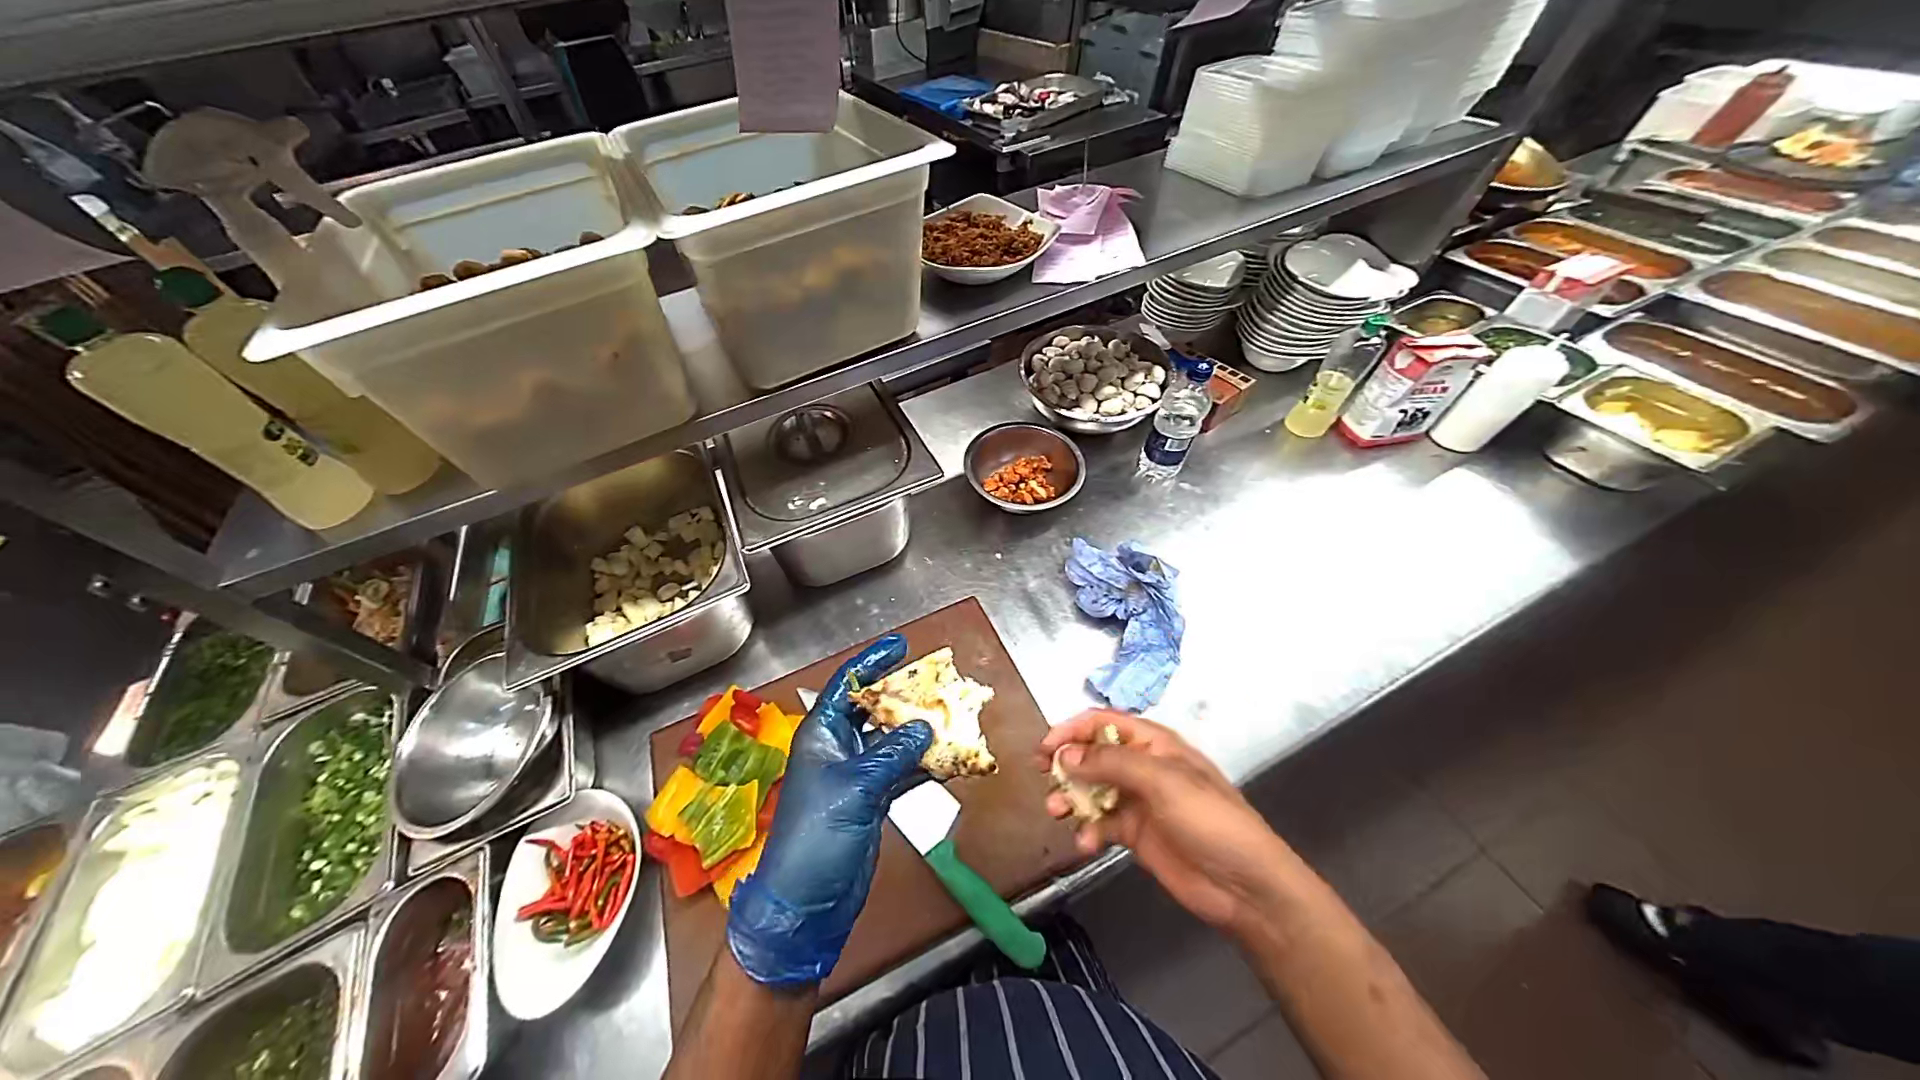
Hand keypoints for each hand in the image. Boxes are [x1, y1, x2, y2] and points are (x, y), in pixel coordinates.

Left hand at [728, 634, 932, 986]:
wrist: (806, 904)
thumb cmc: (813, 840)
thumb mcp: (853, 789)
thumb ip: (890, 755)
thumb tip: (924, 726)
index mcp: (822, 735)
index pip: (847, 686)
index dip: (872, 662)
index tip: (900, 645)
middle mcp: (839, 748)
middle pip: (874, 710)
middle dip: (904, 696)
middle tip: (938, 683)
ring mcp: (857, 774)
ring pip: (892, 740)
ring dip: (920, 731)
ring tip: (952, 717)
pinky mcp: (872, 799)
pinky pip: (902, 770)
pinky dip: (923, 763)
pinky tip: (948, 758)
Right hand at [1038, 709, 1293, 938]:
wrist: (1245, 886)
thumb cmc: (1210, 821)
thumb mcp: (1163, 782)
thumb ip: (1112, 764)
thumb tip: (1066, 755)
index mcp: (1154, 744)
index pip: (1104, 723)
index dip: (1073, 730)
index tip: (1046, 748)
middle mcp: (1143, 767)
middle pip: (1093, 755)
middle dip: (1066, 763)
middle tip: (1043, 776)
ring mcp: (1139, 802)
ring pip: (1092, 790)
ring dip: (1071, 797)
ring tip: (1057, 811)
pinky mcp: (1136, 834)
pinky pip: (1101, 824)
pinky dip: (1089, 831)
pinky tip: (1087, 844)